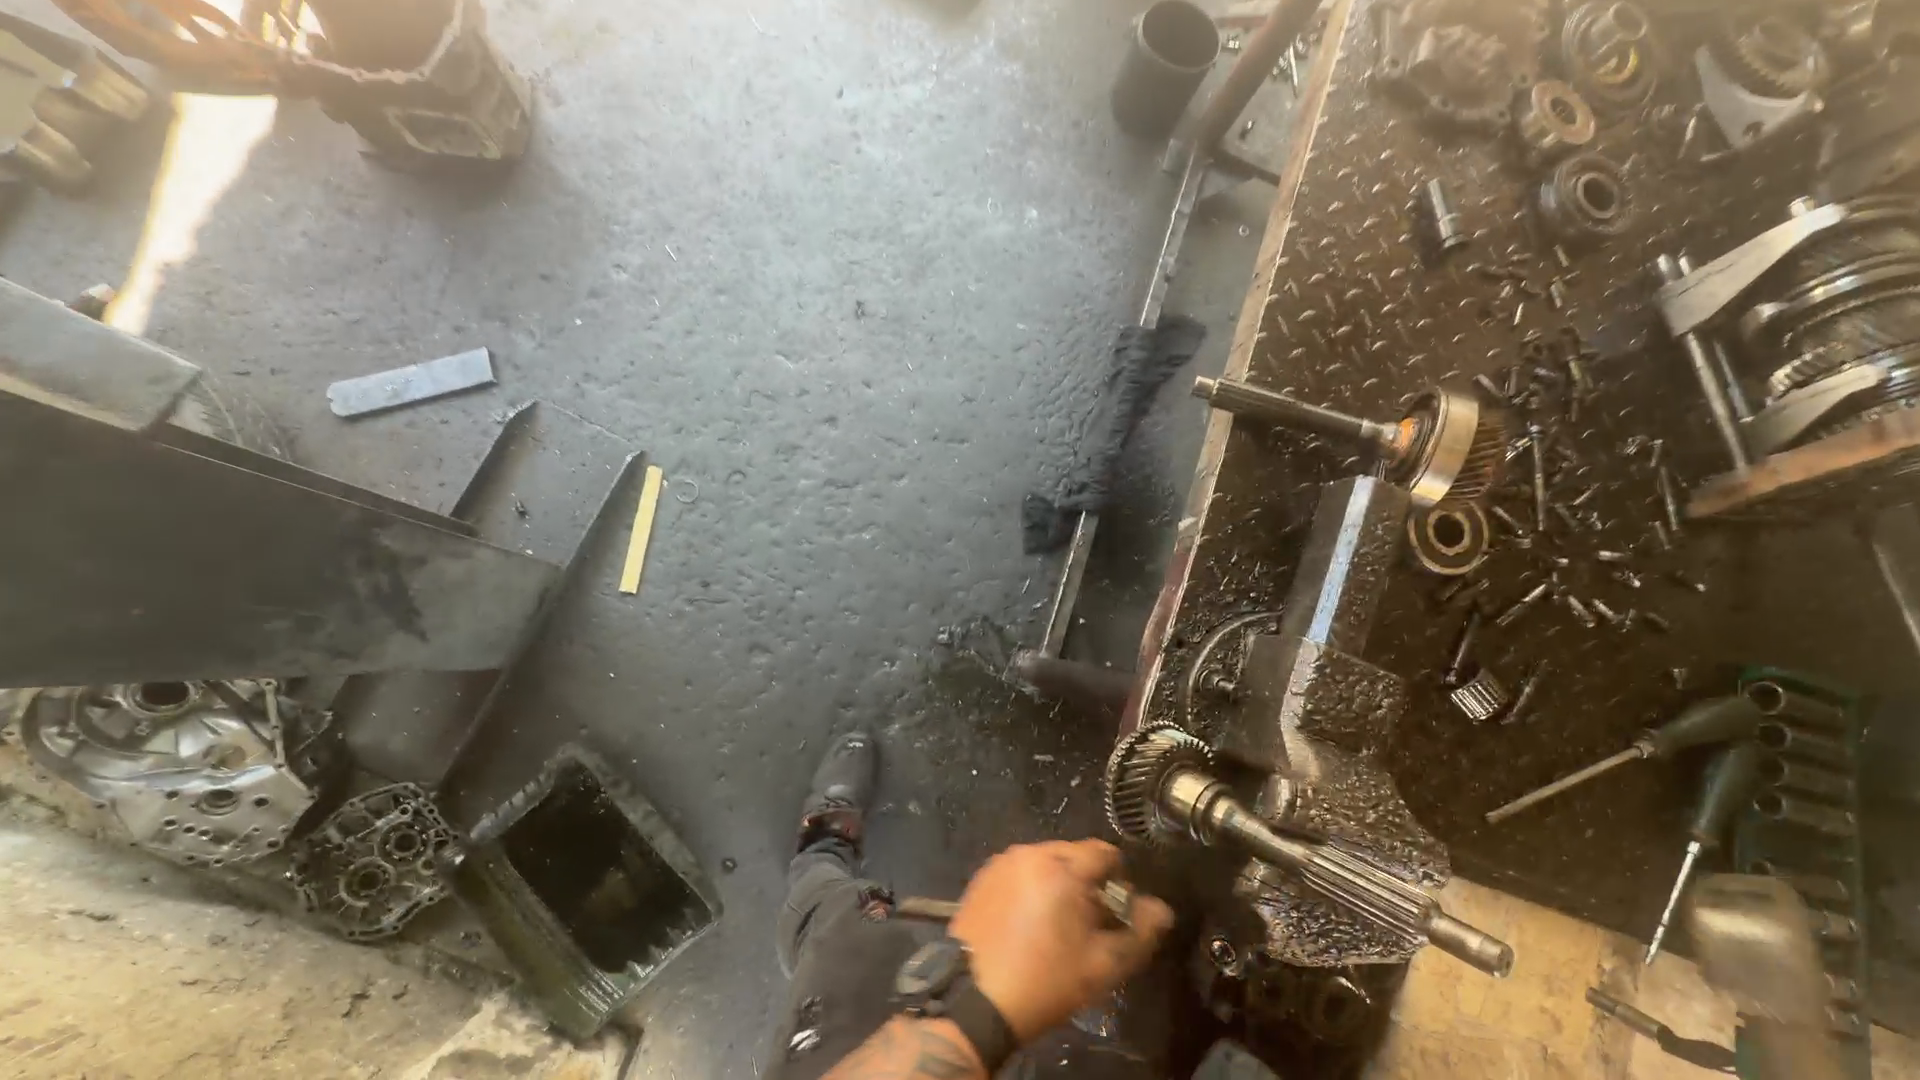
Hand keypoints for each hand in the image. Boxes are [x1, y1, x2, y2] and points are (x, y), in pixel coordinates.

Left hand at [947, 840, 1173, 1042]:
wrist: (973, 1000)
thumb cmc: (1045, 981)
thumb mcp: (1102, 965)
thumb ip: (1140, 933)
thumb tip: (1161, 910)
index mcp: (1061, 867)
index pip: (1104, 853)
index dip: (1119, 880)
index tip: (1118, 910)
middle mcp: (1029, 853)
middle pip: (1074, 856)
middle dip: (1088, 882)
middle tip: (1090, 923)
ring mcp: (1001, 863)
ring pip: (1045, 863)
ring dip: (1058, 884)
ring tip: (1058, 926)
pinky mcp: (981, 878)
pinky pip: (1019, 873)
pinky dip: (1031, 888)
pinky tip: (1028, 923)